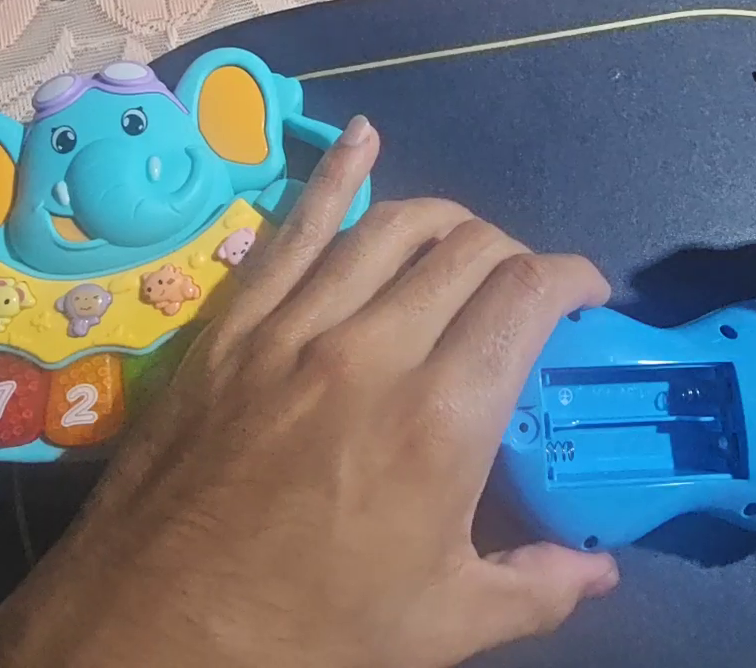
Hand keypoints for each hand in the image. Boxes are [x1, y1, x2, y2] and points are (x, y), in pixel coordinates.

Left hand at [0, 116, 617, 667]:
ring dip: (447, 220)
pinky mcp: (237, 319)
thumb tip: (604, 575)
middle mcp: (375, 350)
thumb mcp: (440, 625)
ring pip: (393, 226)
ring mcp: (297, 325)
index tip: (583, 292)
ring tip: (466, 239)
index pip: (525, 296)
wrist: (151, 634)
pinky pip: (295, 226)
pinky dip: (337, 175)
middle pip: (469, 250)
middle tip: (520, 286)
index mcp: (441, 420)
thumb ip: (535, 588)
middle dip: (513, 253)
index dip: (569, 277)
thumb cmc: (306, 633)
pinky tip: (364, 138)